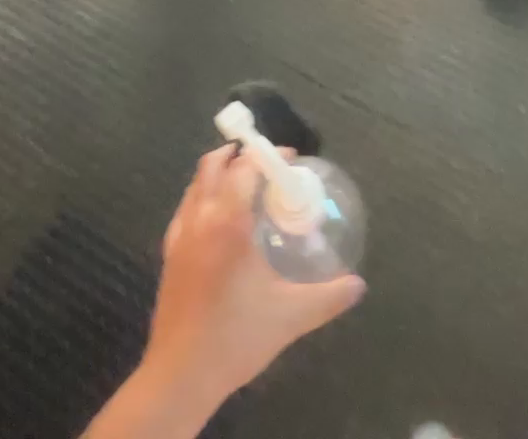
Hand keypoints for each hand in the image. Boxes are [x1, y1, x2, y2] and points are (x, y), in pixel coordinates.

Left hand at [141, 144, 367, 405]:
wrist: (181, 373)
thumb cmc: (237, 336)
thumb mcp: (292, 315)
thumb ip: (329, 296)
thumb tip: (358, 284)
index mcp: (227, 222)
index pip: (244, 168)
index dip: (266, 156)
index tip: (289, 159)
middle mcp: (199, 218)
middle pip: (212, 166)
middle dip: (237, 154)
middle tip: (266, 164)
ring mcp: (179, 236)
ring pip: (195, 186)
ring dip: (218, 174)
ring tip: (245, 186)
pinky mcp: (169, 254)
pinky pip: (185, 209)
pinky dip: (203, 198)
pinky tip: (219, 221)